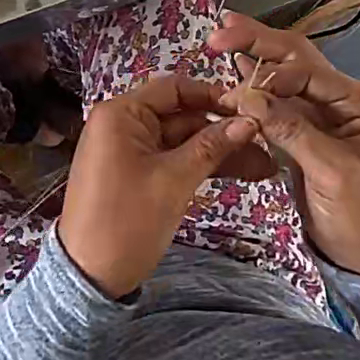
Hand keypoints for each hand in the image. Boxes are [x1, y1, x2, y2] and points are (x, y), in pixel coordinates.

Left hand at [57, 75, 261, 298]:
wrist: (91, 271)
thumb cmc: (126, 220)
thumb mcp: (173, 180)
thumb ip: (210, 147)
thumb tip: (247, 122)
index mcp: (120, 113)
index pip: (173, 89)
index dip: (213, 96)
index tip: (253, 109)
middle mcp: (120, 123)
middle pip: (179, 116)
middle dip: (223, 131)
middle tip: (269, 146)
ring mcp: (127, 148)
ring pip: (180, 140)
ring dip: (218, 151)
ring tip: (265, 167)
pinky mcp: (135, 171)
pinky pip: (170, 158)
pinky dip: (200, 165)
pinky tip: (239, 173)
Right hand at [207, 13, 359, 276]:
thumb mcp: (335, 174)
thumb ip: (292, 131)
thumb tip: (244, 95)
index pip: (309, 72)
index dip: (271, 73)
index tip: (239, 91)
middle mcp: (340, 101)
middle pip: (296, 60)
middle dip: (259, 41)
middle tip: (221, 28)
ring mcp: (319, 115)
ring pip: (282, 74)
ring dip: (253, 54)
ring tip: (222, 33)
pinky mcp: (300, 131)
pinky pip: (273, 98)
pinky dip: (252, 81)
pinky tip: (235, 64)